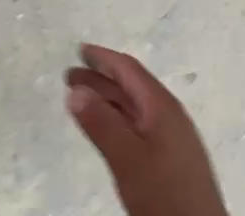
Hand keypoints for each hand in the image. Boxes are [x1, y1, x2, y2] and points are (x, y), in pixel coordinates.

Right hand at [65, 44, 229, 215]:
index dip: (104, 58)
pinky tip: (108, 131)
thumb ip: (101, 123)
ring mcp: (174, 139)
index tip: (79, 50)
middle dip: (101, 78)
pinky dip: (119, 119)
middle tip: (70, 76)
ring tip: (81, 101)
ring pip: (136, 108)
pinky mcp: (173, 160)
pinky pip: (141, 125)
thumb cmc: (163, 194)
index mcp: (162, 108)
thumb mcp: (127, 158)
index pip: (130, 71)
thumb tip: (75, 90)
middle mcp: (170, 116)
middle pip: (132, 87)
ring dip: (109, 99)